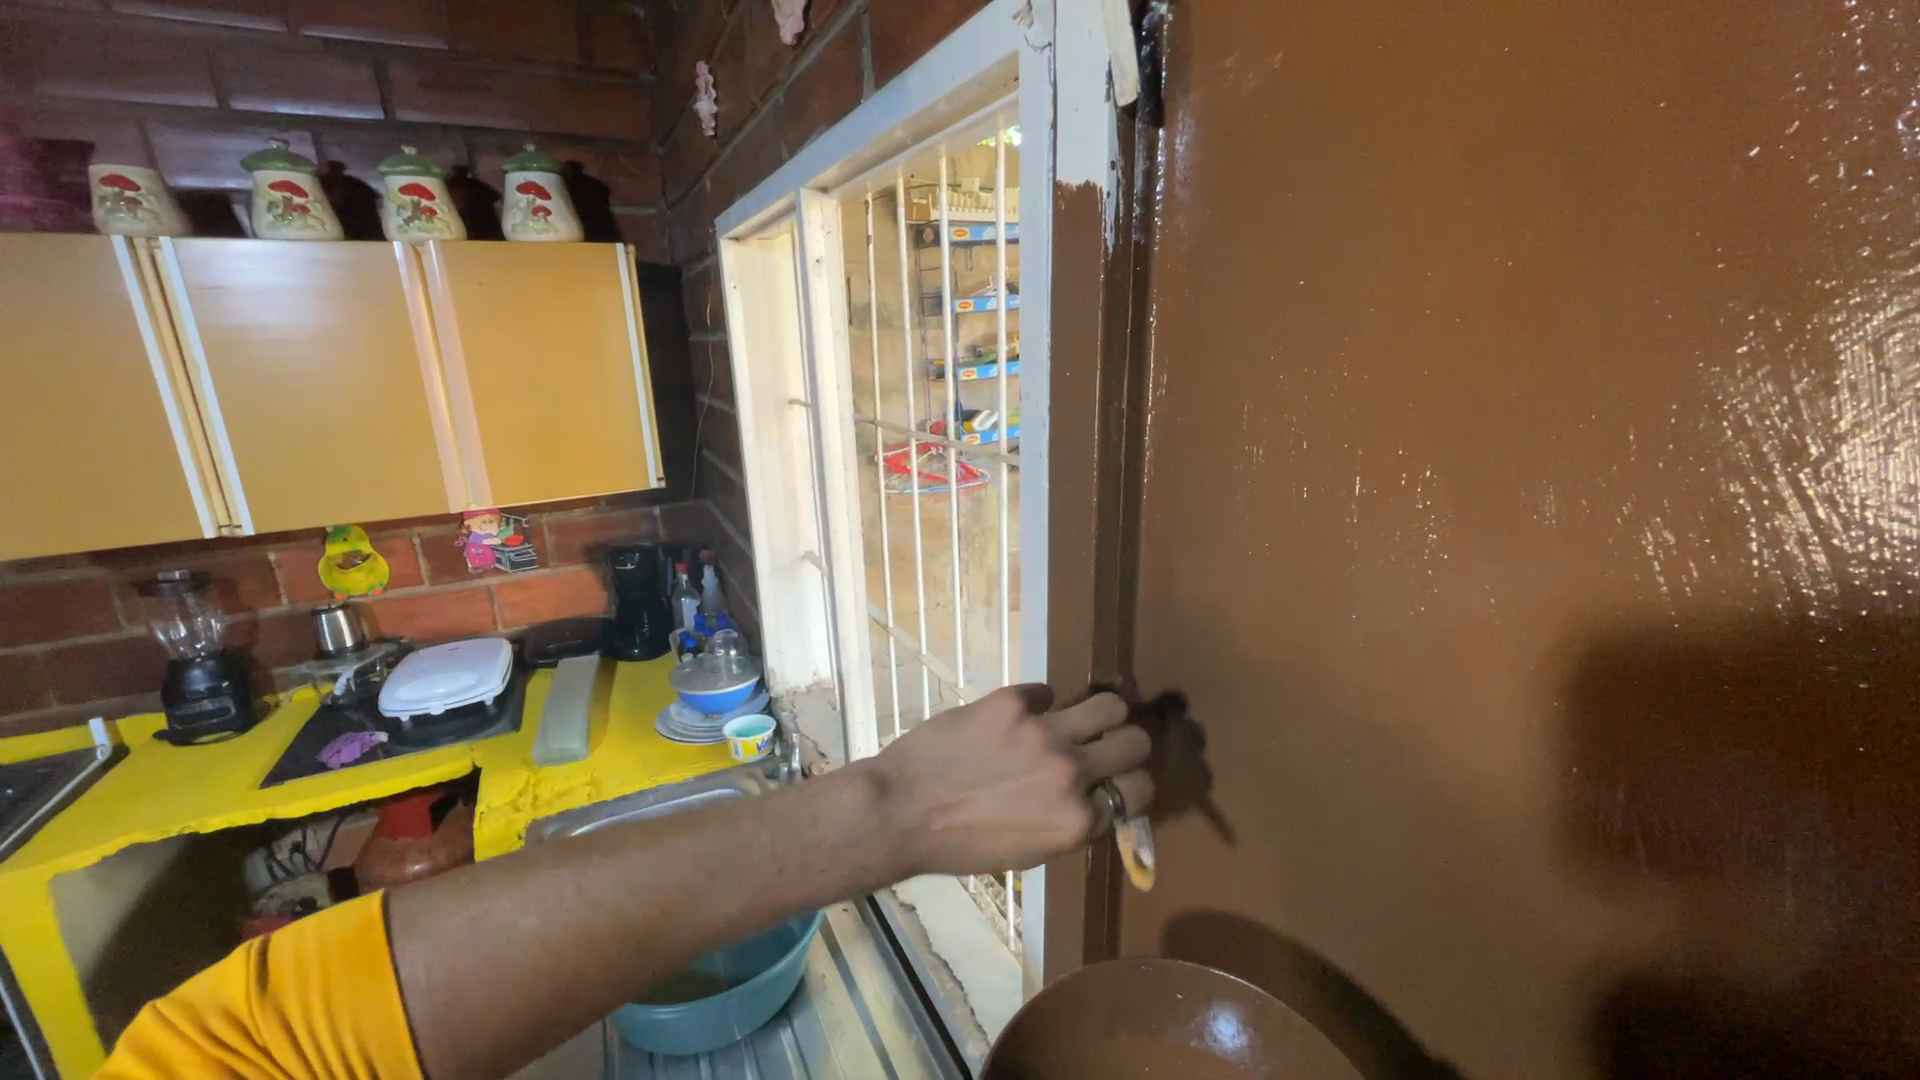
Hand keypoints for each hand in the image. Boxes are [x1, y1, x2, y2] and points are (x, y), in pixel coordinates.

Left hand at [862, 685, 1152, 877]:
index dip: (1134, 783)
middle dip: (1129, 743)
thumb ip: (1070, 823)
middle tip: (1110, 742)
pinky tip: (1018, 715)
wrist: (902, 809)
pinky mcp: (1011, 702)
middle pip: (1135, 742)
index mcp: (1077, 821)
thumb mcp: (1029, 851)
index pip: (1139, 792)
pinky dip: (1037, 703)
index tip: (1122, 778)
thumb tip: (1095, 797)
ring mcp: (1043, 733)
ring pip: (1109, 704)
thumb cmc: (961, 844)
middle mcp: (1071, 774)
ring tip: (1084, 715)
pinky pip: (1045, 691)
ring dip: (1102, 711)